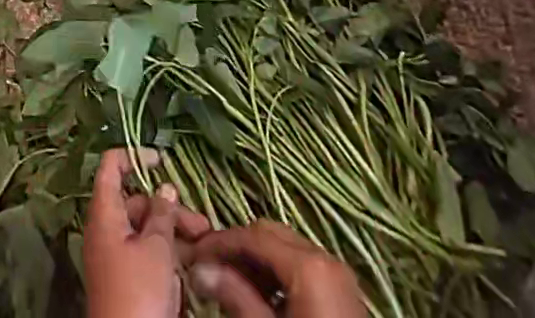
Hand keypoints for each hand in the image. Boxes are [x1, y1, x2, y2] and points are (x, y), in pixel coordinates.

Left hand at [83, 149, 210, 317]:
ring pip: (146, 230)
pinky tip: (191, 265)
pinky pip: (146, 253)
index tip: (160, 160)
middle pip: (137, 202)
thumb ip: (162, 215)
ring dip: (174, 234)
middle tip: (202, 226)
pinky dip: (167, 254)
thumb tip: (165, 189)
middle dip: (169, 210)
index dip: (133, 156)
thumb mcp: (156, 248)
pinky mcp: (125, 278)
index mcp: (105, 213)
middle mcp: (106, 229)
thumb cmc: (138, 291)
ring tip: (204, 247)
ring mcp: (115, 255)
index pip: (110, 168)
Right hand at [188, 221, 365, 317]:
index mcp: (308, 265)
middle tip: (209, 268)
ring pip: (285, 249)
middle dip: (237, 248)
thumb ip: (235, 298)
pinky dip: (276, 274)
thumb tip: (200, 270)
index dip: (219, 242)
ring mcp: (337, 275)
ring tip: (229, 285)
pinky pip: (302, 268)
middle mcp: (325, 258)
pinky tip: (260, 299)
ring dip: (255, 261)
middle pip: (270, 234)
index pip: (253, 236)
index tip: (192, 254)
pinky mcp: (342, 293)